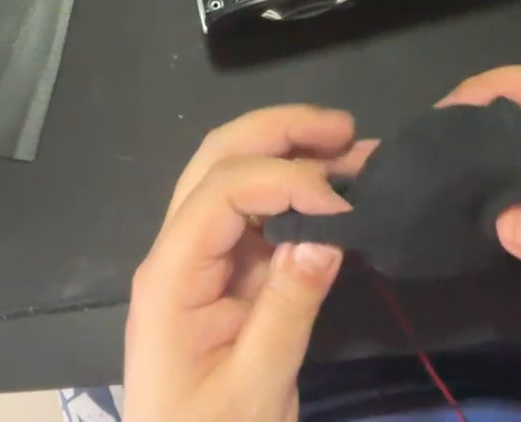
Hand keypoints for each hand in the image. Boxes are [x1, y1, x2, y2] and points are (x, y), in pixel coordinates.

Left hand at [124, 106, 371, 421]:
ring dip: (290, 150)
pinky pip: (256, 213)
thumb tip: (329, 234)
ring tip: (351, 144)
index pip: (221, 192)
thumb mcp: (254, 391)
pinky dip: (297, 191)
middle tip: (344, 129)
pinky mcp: (224, 271)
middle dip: (279, 132)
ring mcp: (199, 256)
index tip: (343, 201)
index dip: (283, 180)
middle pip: (218, 160)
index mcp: (170, 276)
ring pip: (234, 174)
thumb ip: (287, 310)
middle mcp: (177, 249)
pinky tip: (337, 185)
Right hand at [440, 65, 520, 409]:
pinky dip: (480, 213)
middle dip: (472, 125)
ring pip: (509, 168)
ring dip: (471, 170)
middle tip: (420, 149)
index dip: (500, 88)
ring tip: (422, 180)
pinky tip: (447, 219)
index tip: (450, 110)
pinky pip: (512, 214)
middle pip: (520, 124)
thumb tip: (503, 221)